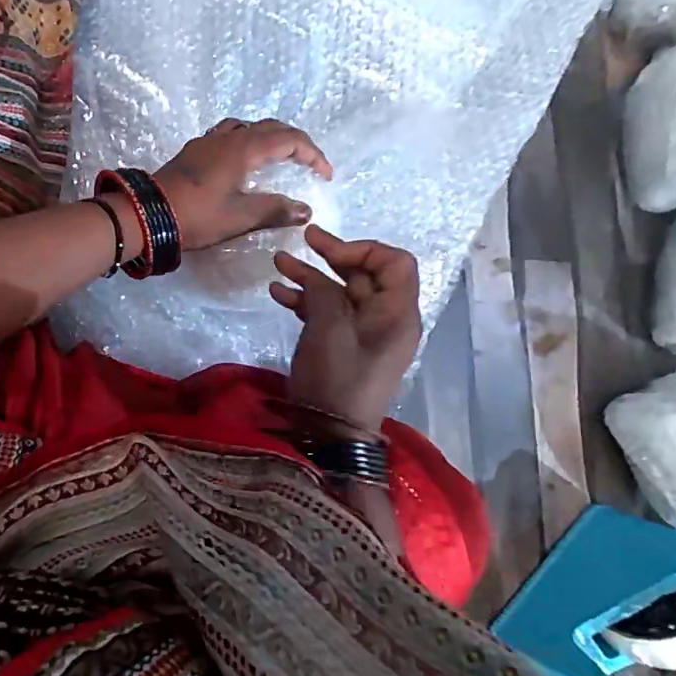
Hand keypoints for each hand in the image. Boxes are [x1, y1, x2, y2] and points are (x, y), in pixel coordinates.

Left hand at [153, 118, 334, 249]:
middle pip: (270, 127)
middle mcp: (227, 137)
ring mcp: (207, 142)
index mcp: (244, 148)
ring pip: (246, 127)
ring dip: (267, 137)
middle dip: (294, 141)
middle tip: (307, 162)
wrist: (146, 215)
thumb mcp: (239, 218)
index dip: (312, 154)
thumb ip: (275, 211)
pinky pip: (227, 134)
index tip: (324, 174)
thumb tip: (305, 210)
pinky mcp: (192, 152)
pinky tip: (241, 161)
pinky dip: (245, 141)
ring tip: (277, 157)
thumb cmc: (196, 217)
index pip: (289, 139)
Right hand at [268, 226, 422, 431]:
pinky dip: (305, 301)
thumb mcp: (329, 330)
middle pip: (364, 275)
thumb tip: (316, 280)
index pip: (394, 262)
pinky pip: (327, 314)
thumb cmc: (336, 379)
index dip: (362, 249)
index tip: (326, 252)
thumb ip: (325, 293)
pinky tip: (279, 294)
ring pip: (340, 293)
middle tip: (302, 242)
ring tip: (279, 264)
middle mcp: (384, 319)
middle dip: (331, 257)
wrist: (328, 433)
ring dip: (311, 278)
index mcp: (396, 313)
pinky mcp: (341, 347)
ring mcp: (361, 334)